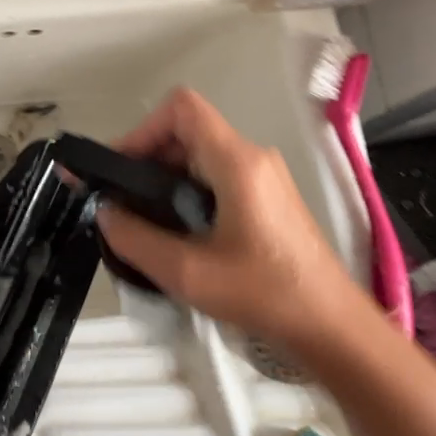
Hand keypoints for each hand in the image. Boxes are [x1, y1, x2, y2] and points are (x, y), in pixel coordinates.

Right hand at [96, 87, 364, 351]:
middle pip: (186, 132)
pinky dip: (186, 192)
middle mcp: (253, 158)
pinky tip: (177, 234)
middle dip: (146, 159)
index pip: (181, 108)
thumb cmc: (264, 294)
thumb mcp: (187, 272)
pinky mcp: (268, 199)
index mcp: (236, 162)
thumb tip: (104, 211)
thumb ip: (134, 238)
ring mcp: (264, 178)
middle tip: (122, 200)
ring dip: (164, 179)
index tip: (120, 169)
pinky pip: (216, 177)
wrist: (332, 327)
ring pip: (200, 156)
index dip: (141, 129)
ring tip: (143, 221)